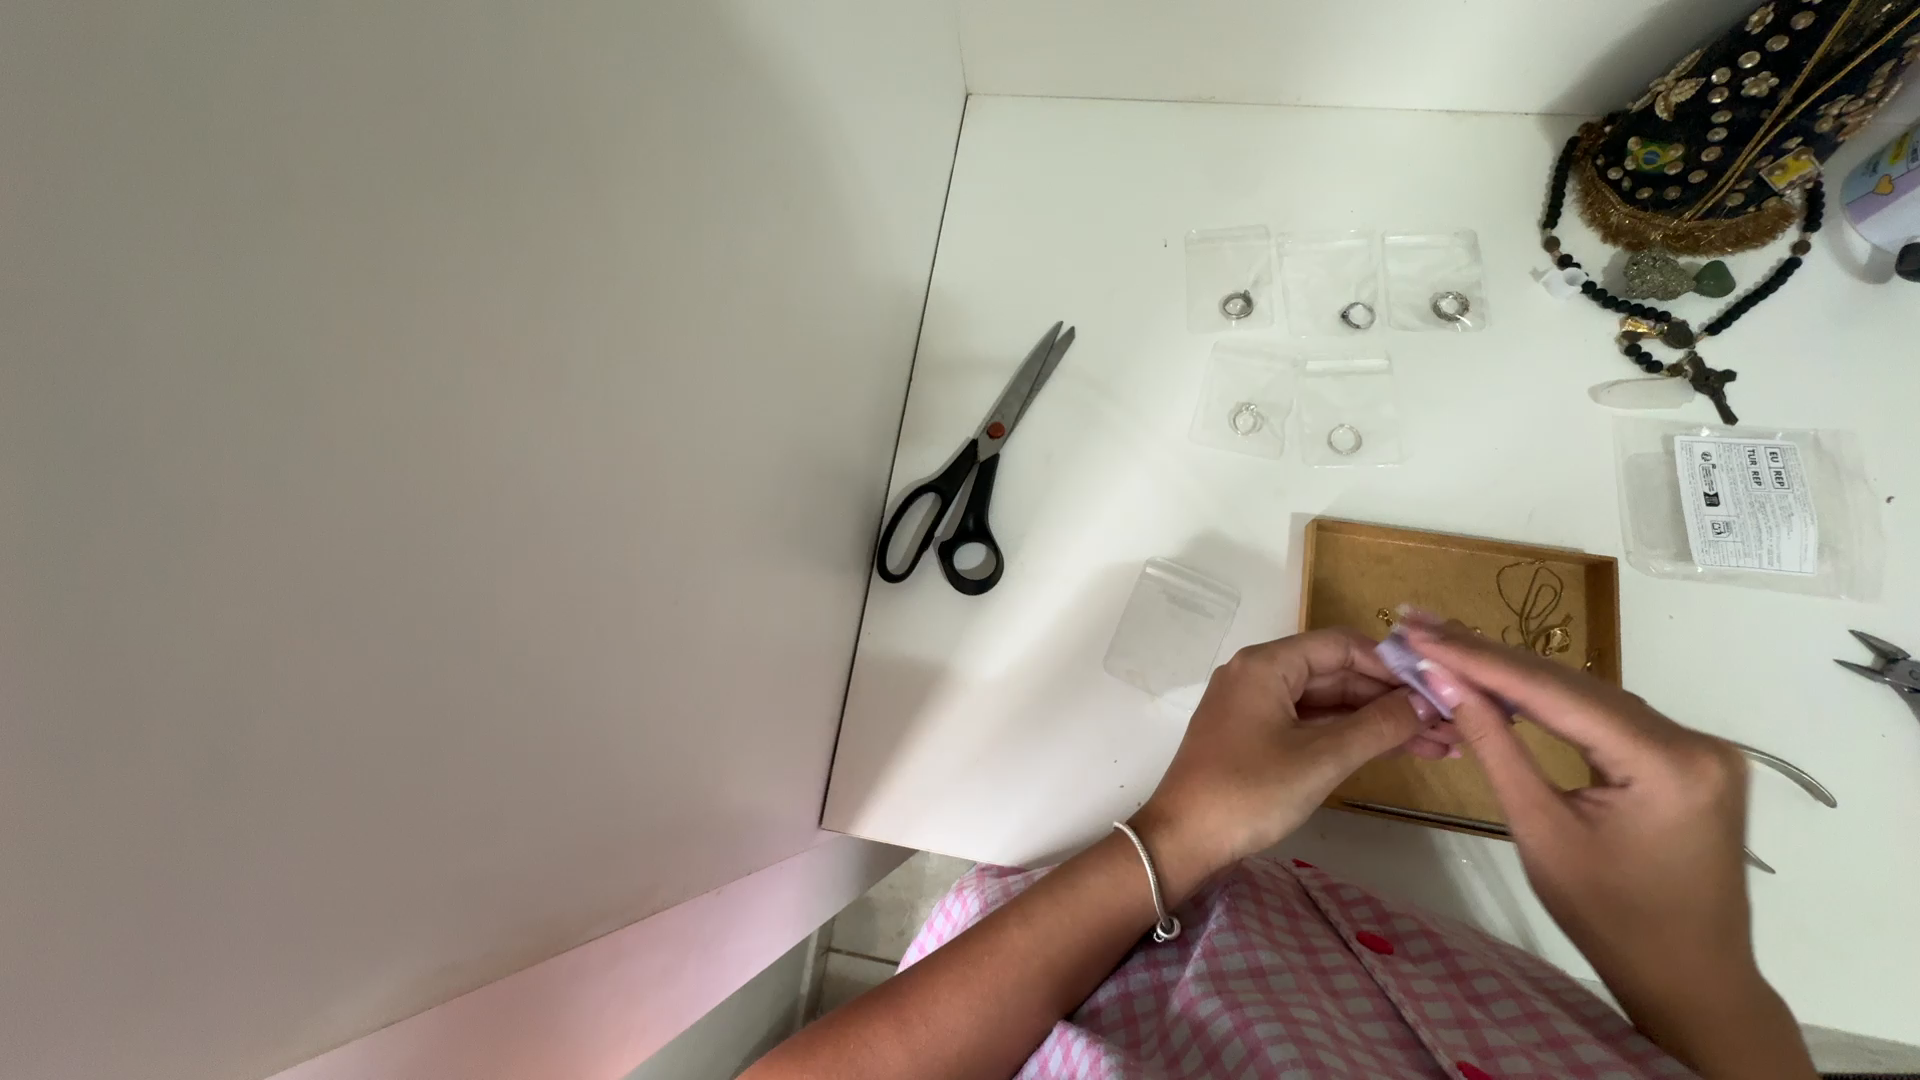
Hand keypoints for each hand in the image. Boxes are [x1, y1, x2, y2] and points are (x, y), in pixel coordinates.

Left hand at [1131, 628, 1434, 903]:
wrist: (1184, 837)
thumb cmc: (1250, 791)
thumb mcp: (1321, 758)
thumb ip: (1377, 726)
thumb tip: (1427, 703)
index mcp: (1265, 664)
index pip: (1341, 645)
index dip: (1392, 665)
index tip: (1441, 686)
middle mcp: (1258, 674)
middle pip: (1336, 672)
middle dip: (1393, 697)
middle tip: (1454, 722)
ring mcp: (1256, 705)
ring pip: (1328, 701)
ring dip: (1379, 720)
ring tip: (1443, 743)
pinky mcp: (1257, 734)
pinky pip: (1312, 722)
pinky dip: (1351, 735)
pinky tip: (1399, 750)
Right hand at [1402, 614, 1813, 1077]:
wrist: (1687, 974)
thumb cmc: (1607, 913)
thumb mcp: (1537, 825)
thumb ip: (1493, 744)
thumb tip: (1442, 678)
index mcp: (1666, 762)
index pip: (1551, 693)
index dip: (1476, 659)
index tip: (1417, 632)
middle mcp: (1693, 740)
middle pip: (1567, 684)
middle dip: (1486, 653)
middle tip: (1419, 623)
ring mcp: (1693, 746)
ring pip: (1581, 693)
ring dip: (1510, 669)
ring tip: (1444, 639)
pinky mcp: (1681, 756)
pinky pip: (1599, 714)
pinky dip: (1542, 696)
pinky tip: (1497, 676)